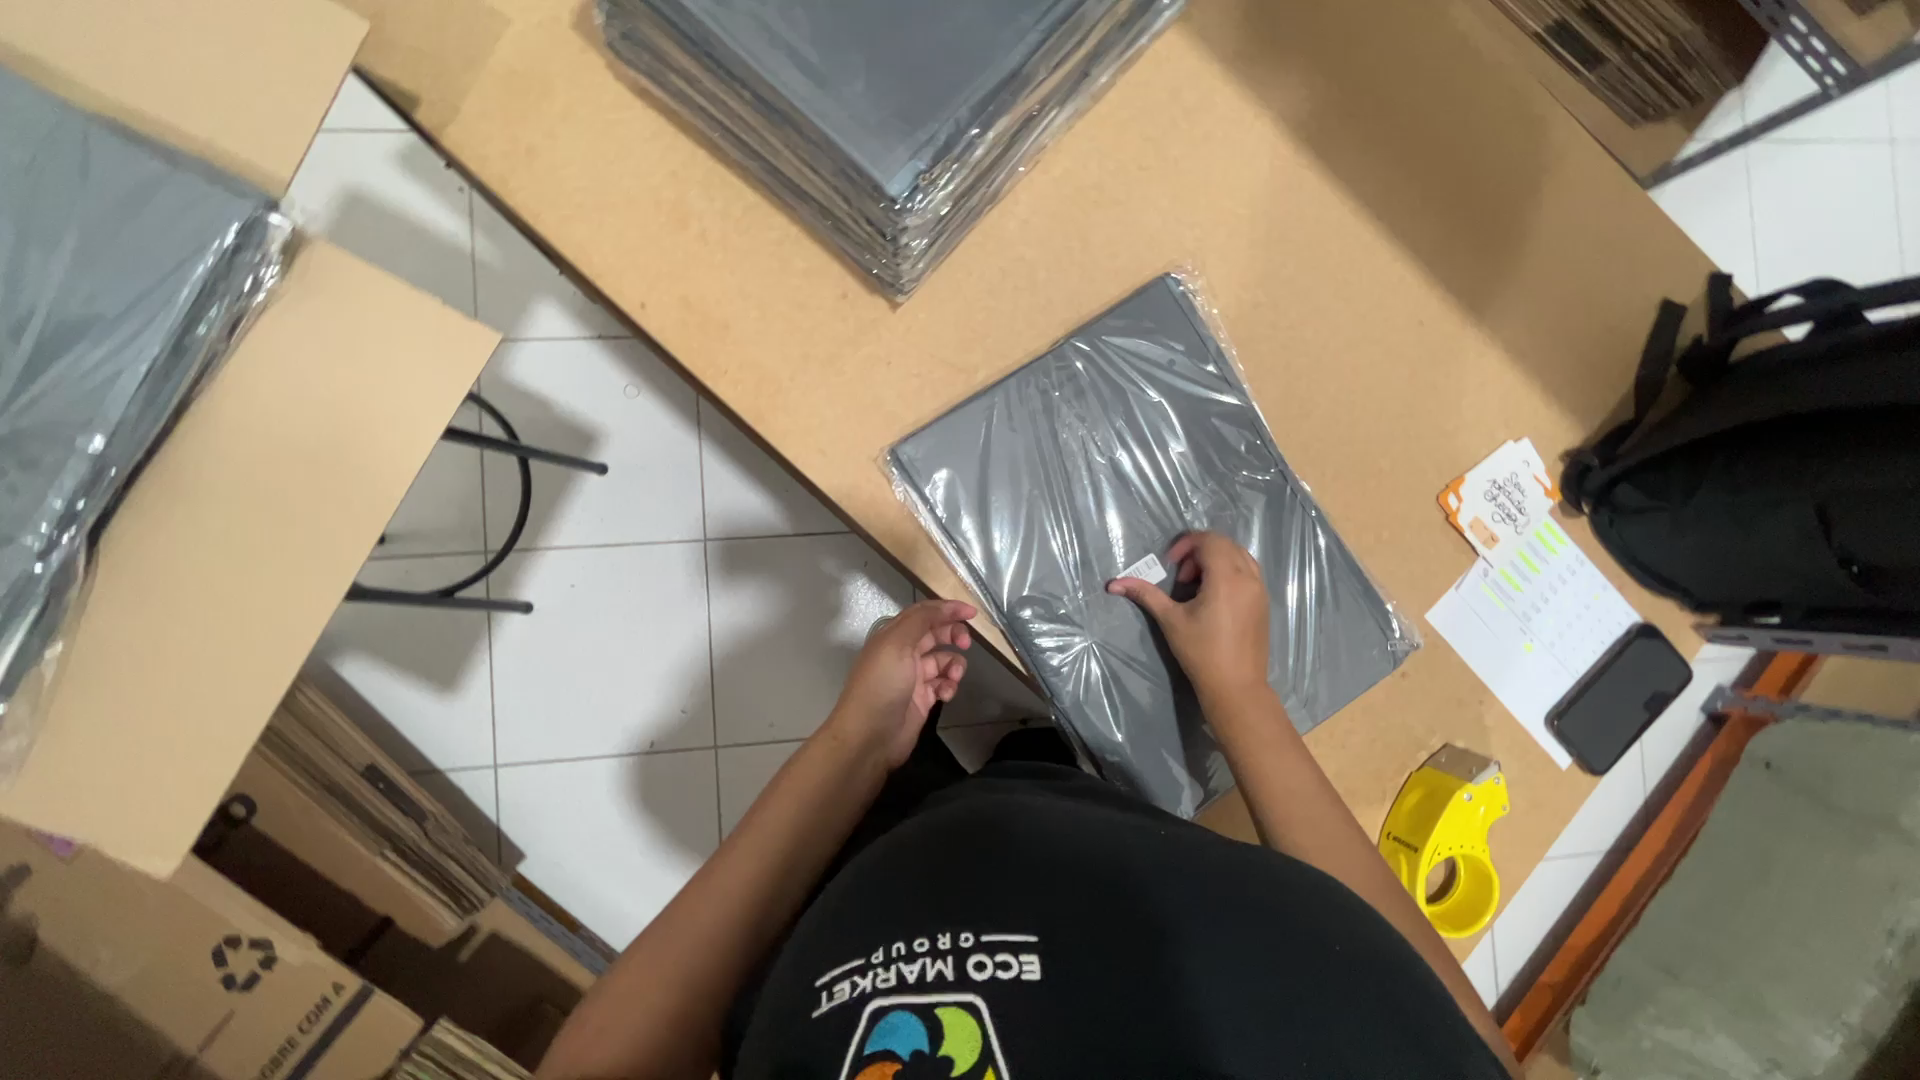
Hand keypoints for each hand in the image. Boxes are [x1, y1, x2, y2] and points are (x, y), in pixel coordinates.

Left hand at [825, 599, 975, 767]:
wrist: (869, 737)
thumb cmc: (881, 685)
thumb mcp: (897, 644)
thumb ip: (921, 621)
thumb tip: (944, 607)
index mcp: (893, 636)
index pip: (923, 613)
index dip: (947, 609)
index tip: (972, 612)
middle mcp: (903, 653)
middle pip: (935, 634)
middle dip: (953, 634)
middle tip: (966, 642)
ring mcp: (914, 677)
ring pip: (944, 660)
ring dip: (954, 665)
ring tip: (954, 677)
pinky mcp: (922, 699)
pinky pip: (943, 684)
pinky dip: (949, 686)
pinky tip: (946, 695)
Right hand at [1107, 532, 1270, 702]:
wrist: (1236, 686)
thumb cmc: (1201, 652)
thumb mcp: (1170, 620)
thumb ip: (1145, 594)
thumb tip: (1113, 584)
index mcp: (1226, 578)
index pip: (1209, 540)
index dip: (1186, 544)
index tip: (1170, 565)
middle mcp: (1248, 577)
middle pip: (1224, 543)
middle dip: (1199, 552)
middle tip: (1182, 578)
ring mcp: (1260, 589)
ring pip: (1239, 555)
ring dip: (1216, 560)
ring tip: (1198, 586)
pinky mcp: (1264, 602)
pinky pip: (1249, 571)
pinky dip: (1230, 571)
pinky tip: (1215, 597)